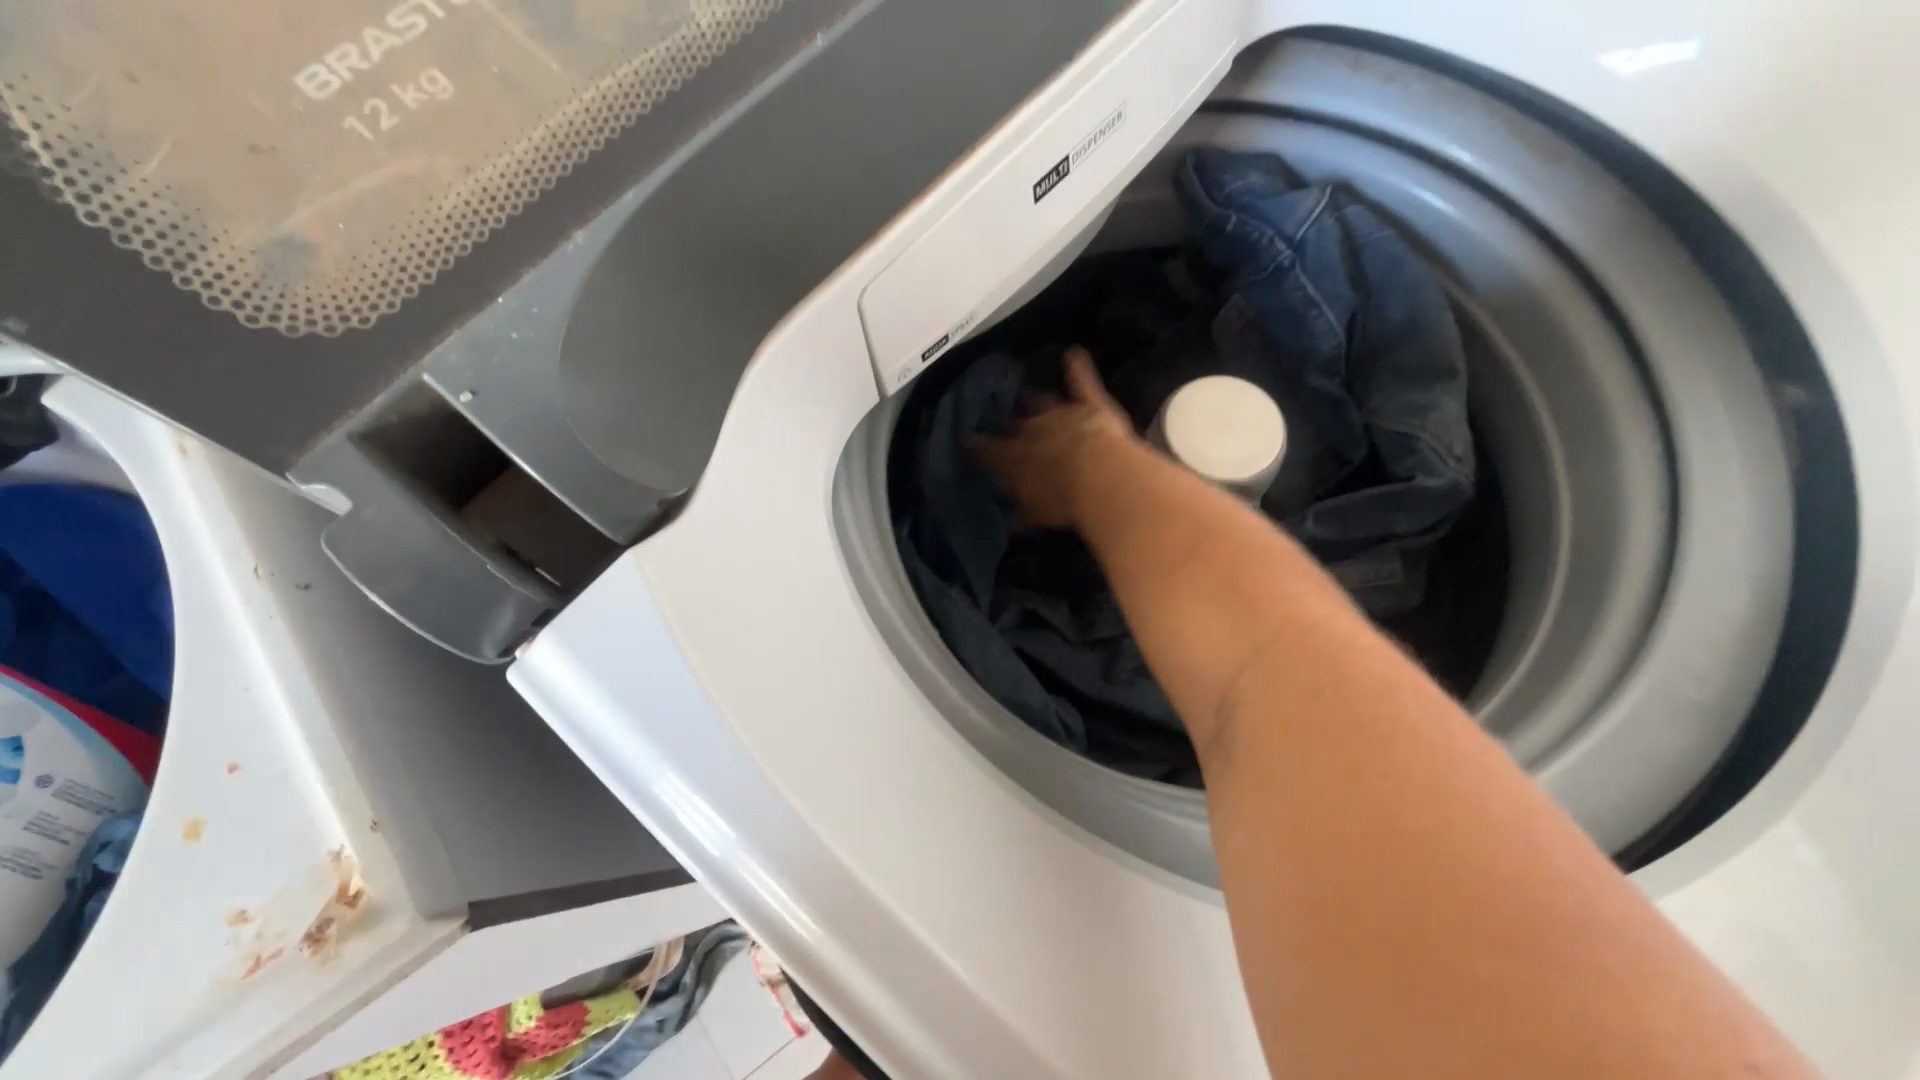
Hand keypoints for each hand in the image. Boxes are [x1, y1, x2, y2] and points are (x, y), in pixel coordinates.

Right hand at [975, 346, 1140, 528]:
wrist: (1100, 474)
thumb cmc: (1064, 501)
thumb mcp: (1038, 514)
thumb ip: (1023, 513)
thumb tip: (1012, 521)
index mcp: (1012, 459)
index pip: (988, 451)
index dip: (977, 448)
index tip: (966, 443)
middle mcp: (1031, 430)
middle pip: (1013, 425)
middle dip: (1005, 424)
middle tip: (999, 421)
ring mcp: (1060, 413)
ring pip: (1041, 402)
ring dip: (1032, 399)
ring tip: (1023, 393)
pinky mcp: (1090, 405)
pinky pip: (1083, 383)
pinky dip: (1079, 369)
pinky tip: (1074, 353)